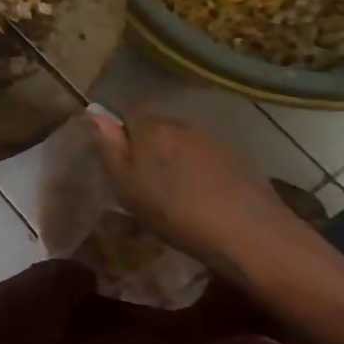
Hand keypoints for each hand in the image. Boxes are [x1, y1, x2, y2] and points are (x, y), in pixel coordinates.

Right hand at [87, 106, 302, 275]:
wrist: (248, 234)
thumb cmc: (173, 211)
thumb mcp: (126, 186)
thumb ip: (108, 148)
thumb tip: (94, 114)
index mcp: (152, 128)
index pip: (129, 109)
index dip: (121, 131)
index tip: (120, 159)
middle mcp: (184, 124)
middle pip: (158, 125)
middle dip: (149, 145)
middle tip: (144, 180)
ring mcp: (216, 139)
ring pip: (183, 141)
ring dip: (175, 157)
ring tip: (174, 191)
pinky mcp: (240, 157)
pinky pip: (207, 155)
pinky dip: (199, 169)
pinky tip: (202, 196)